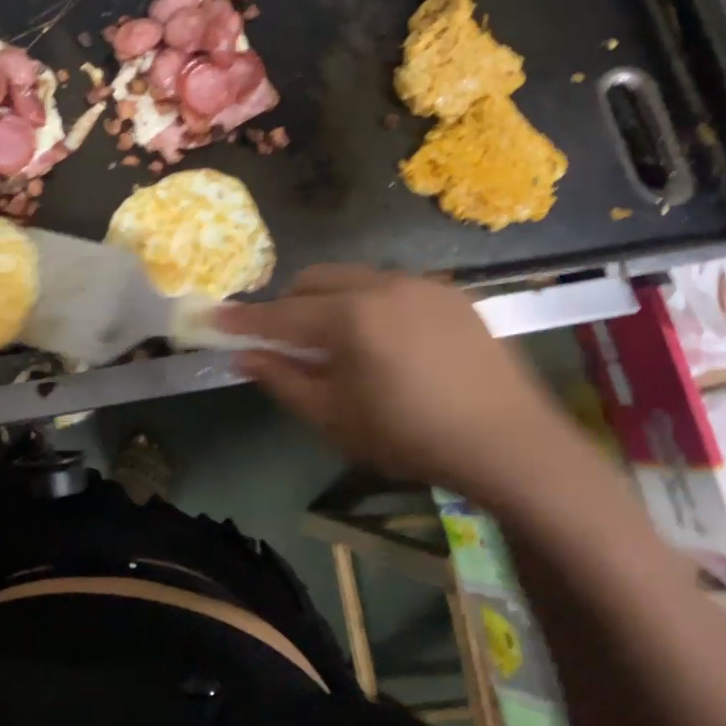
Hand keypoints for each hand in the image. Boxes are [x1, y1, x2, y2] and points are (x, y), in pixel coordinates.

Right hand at [219, 265, 574, 500]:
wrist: (513, 447)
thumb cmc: (411, 437)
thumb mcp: (333, 418)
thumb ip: (281, 380)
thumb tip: (242, 355)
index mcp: (350, 317)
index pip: (280, 314)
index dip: (242, 319)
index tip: (211, 317)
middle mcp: (382, 286)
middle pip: (314, 280)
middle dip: (290, 304)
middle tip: (286, 341)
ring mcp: (422, 287)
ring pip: (354, 278)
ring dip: (331, 302)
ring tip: (340, 343)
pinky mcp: (454, 296)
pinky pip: (393, 287)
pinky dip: (372, 304)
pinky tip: (387, 342)